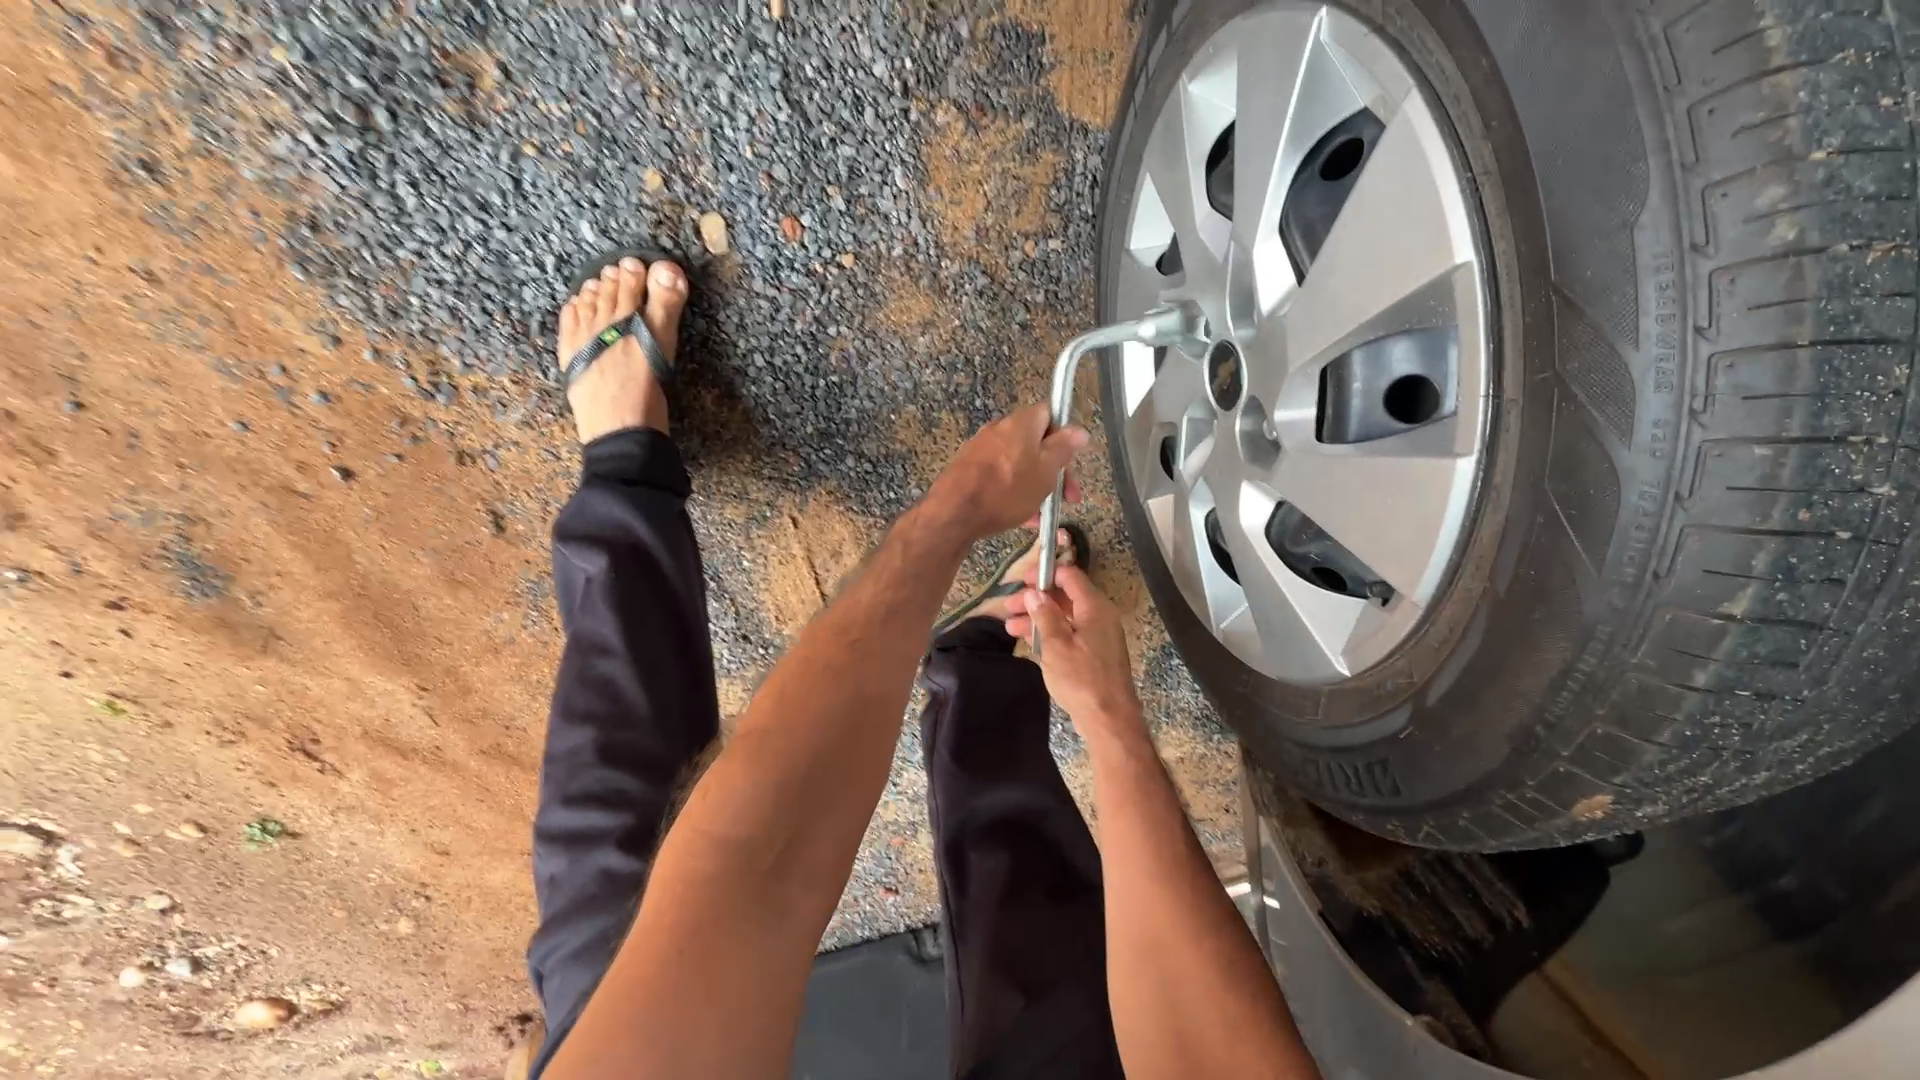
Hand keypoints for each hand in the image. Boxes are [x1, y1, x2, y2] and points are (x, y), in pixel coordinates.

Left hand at [925, 404, 1087, 542]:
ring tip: (1041, 513)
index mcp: (1021, 422)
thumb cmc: (1006, 490)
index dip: (1065, 437)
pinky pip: (999, 476)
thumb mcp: (1046, 471)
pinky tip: (1020, 516)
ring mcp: (980, 449)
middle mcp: (999, 429)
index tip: (1070, 462)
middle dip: (1053, 470)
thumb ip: (1064, 449)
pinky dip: (1013, 491)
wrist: (953, 513)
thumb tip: (1079, 430)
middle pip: (1035, 442)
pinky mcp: (968, 469)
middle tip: (1067, 497)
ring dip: (1034, 485)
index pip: (1050, 414)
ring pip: (1018, 463)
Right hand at [1004, 563, 1143, 741]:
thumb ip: (1044, 615)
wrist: (1109, 718)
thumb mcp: (1056, 645)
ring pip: (1065, 618)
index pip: (1070, 577)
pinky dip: (1050, 634)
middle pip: (1065, 597)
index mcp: (1094, 608)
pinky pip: (1070, 634)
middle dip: (1036, 600)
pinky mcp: (1094, 654)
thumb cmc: (1081, 679)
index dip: (1046, 574)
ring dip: (1038, 619)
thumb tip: (1033, 593)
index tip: (1022, 579)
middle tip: (1008, 606)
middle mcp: (1099, 617)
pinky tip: (1028, 640)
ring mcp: (1098, 636)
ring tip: (1010, 626)